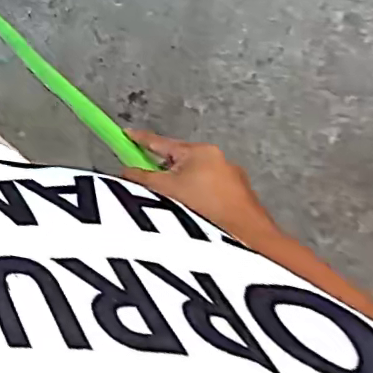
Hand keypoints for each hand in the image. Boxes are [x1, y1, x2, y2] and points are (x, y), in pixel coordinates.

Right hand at [121, 129, 282, 243]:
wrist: (249, 240)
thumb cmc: (201, 207)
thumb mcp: (160, 187)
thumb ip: (137, 175)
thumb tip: (125, 171)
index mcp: (198, 151)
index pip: (159, 141)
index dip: (138, 138)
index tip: (124, 133)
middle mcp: (217, 157)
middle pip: (177, 155)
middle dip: (159, 162)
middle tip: (142, 171)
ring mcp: (232, 175)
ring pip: (192, 170)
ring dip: (177, 177)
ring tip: (166, 192)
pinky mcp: (240, 194)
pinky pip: (207, 183)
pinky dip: (193, 188)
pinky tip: (188, 202)